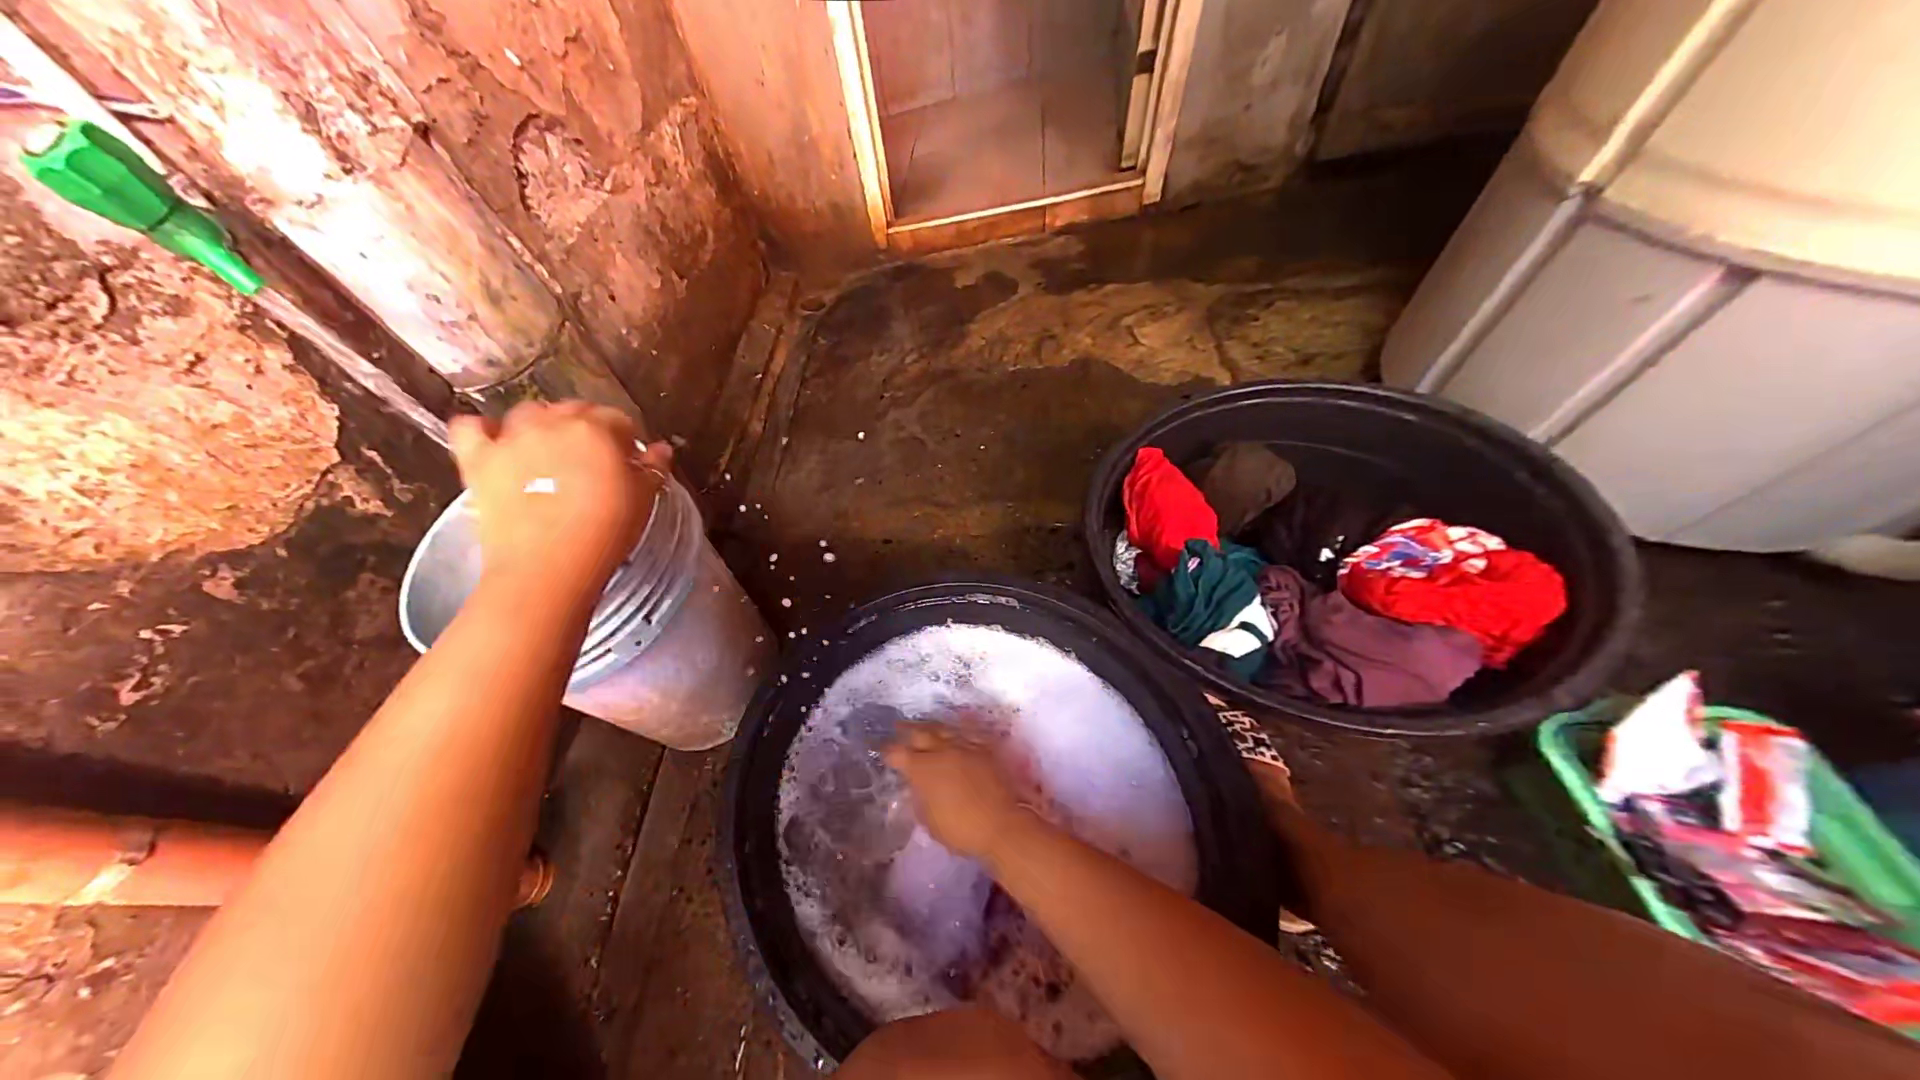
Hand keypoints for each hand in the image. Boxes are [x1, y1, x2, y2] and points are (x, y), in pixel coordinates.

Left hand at [449, 402, 669, 596]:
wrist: (548, 568)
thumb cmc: (604, 534)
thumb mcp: (643, 500)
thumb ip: (652, 469)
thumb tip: (659, 451)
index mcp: (597, 429)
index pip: (618, 419)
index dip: (626, 440)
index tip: (629, 460)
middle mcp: (552, 423)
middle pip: (573, 410)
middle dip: (586, 428)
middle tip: (593, 461)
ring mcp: (512, 439)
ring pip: (528, 414)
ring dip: (540, 426)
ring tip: (549, 454)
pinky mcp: (479, 460)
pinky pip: (471, 428)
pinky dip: (482, 429)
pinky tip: (495, 442)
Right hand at [884, 725, 1030, 859]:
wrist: (1002, 825)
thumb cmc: (961, 830)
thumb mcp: (930, 821)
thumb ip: (920, 799)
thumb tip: (918, 788)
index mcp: (922, 769)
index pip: (898, 753)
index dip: (888, 752)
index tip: (883, 752)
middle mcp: (942, 750)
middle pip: (920, 732)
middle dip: (907, 729)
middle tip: (898, 727)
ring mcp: (965, 746)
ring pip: (944, 728)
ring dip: (931, 726)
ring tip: (925, 725)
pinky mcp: (985, 748)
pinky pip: (969, 731)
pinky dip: (960, 728)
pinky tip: (958, 727)